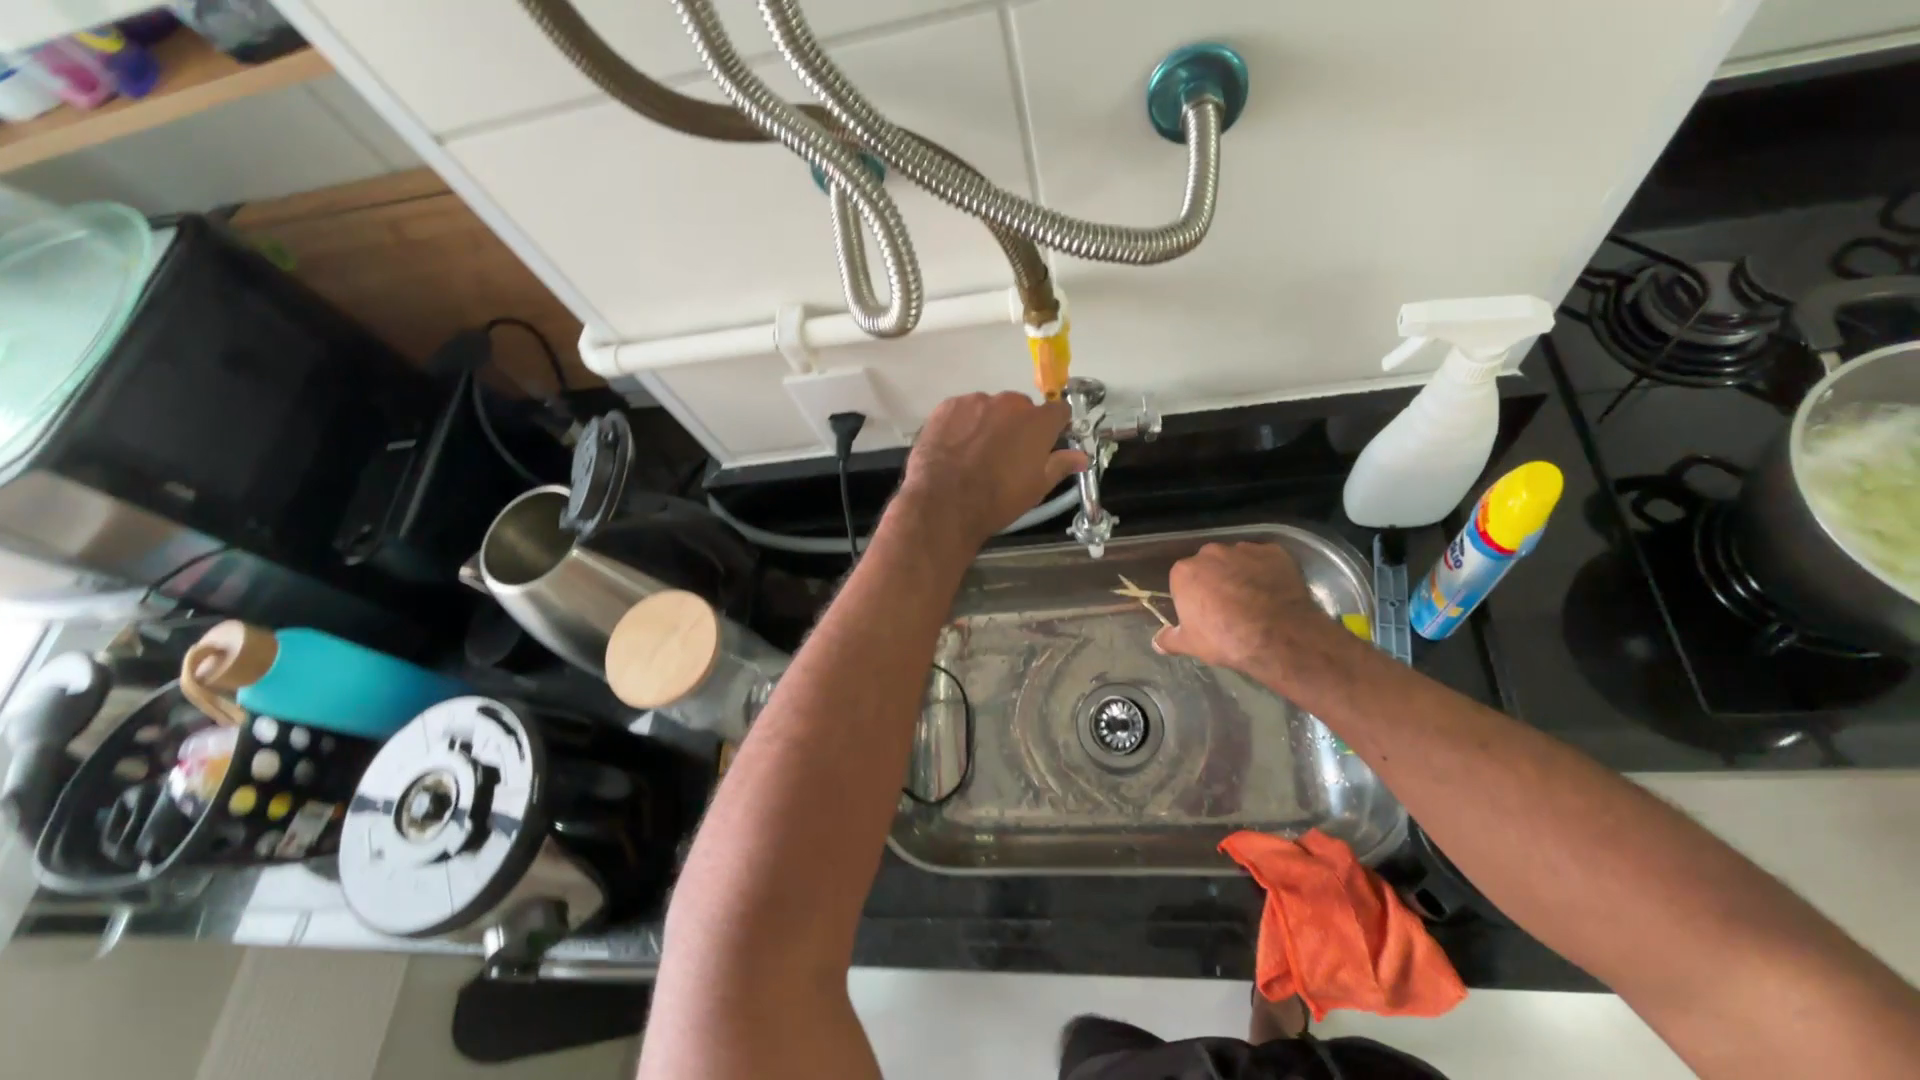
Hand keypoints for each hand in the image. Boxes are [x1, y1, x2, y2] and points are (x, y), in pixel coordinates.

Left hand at [900, 392, 1087, 547]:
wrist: (944, 504)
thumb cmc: (998, 500)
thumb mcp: (1036, 488)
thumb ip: (1060, 465)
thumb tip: (1082, 456)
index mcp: (1037, 421)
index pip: (1058, 410)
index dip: (1055, 425)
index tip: (1048, 440)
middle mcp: (1009, 403)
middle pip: (1021, 408)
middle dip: (1018, 425)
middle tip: (1006, 453)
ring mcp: (975, 402)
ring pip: (989, 408)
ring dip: (988, 423)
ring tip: (975, 452)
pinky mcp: (947, 406)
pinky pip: (962, 410)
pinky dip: (963, 424)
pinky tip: (955, 447)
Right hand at [1152, 543, 1339, 680]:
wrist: (1277, 636)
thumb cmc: (1226, 639)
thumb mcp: (1190, 644)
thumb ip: (1170, 639)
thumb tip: (1157, 641)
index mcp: (1185, 572)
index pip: (1183, 580)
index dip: (1193, 597)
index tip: (1203, 613)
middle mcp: (1211, 553)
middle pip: (1209, 565)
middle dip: (1215, 581)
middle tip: (1227, 607)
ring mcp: (1244, 550)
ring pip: (1237, 560)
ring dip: (1240, 574)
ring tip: (1254, 601)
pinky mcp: (1274, 552)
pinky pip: (1265, 560)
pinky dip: (1266, 572)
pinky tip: (1273, 592)